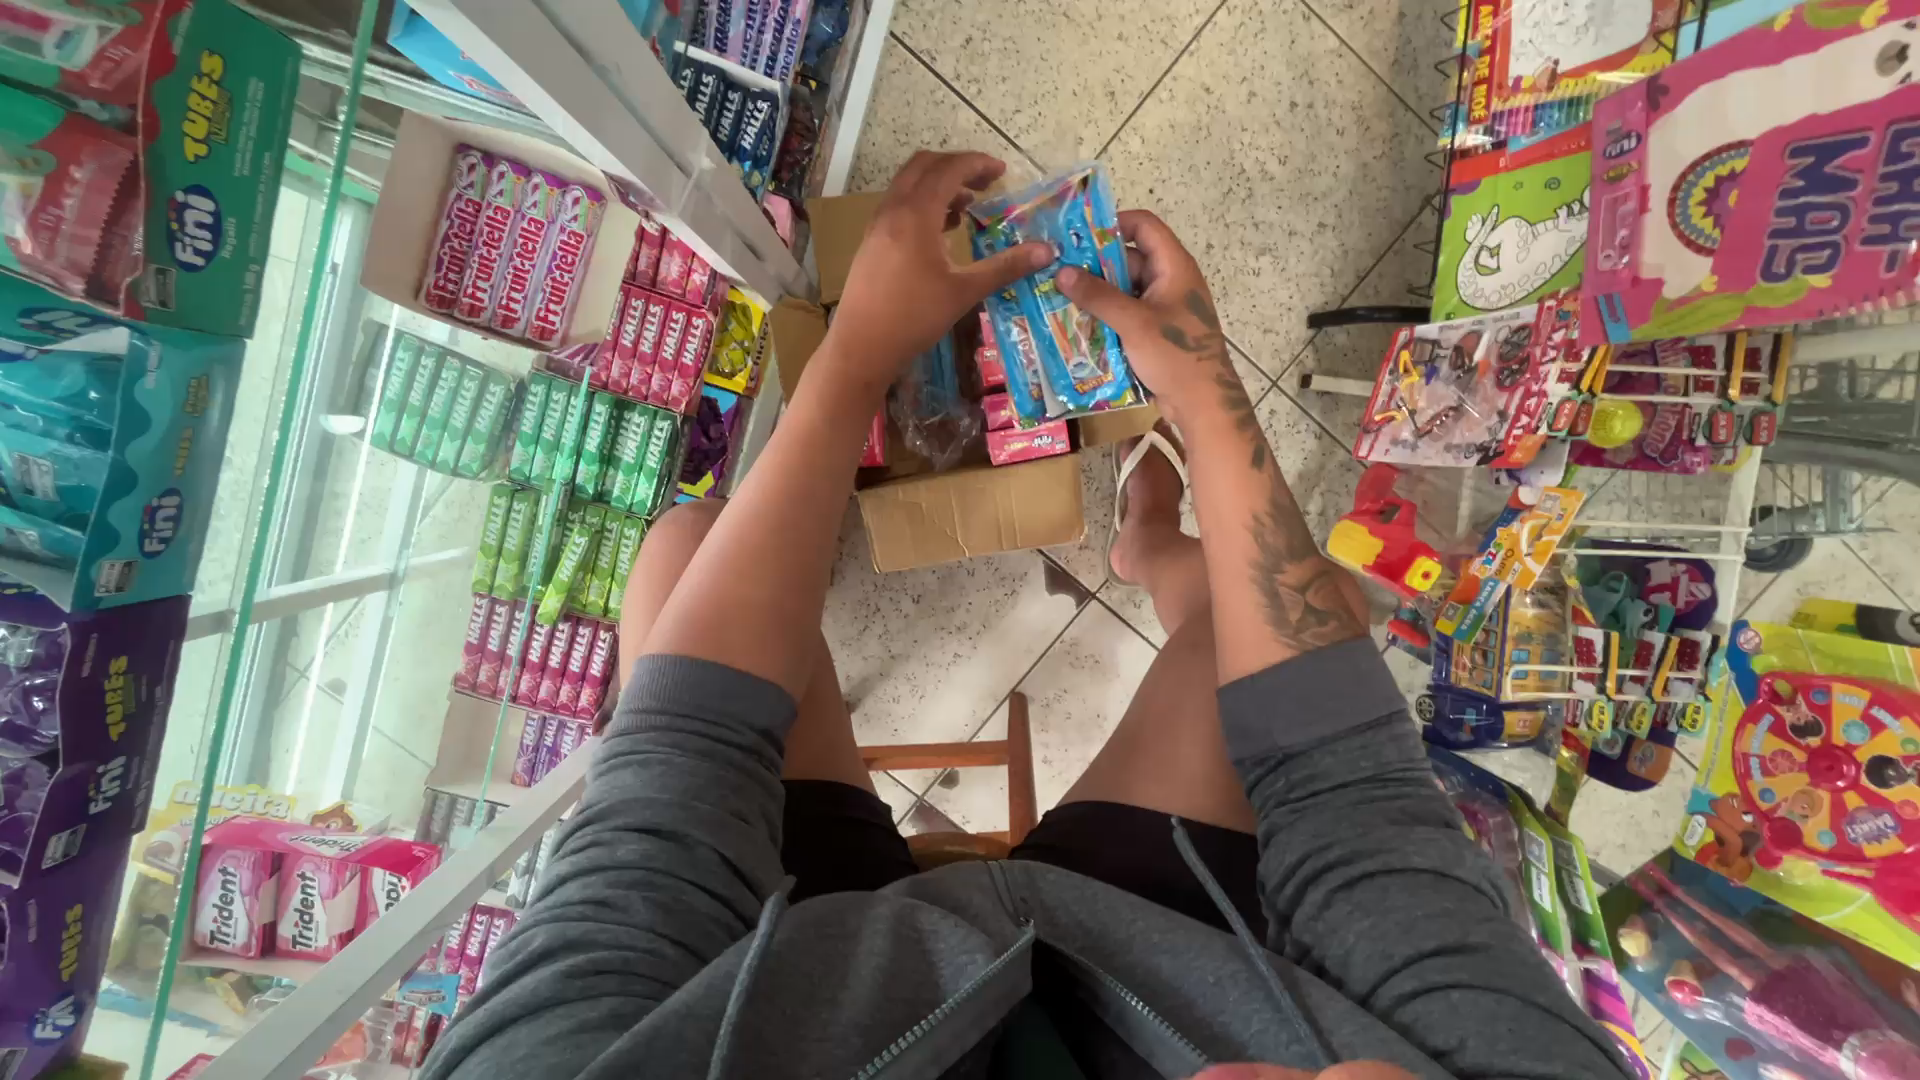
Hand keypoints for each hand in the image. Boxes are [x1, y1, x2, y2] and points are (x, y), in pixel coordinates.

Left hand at [825, 151, 1051, 396]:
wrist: (862, 347)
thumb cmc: (914, 318)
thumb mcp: (964, 292)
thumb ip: (1004, 267)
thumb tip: (1047, 252)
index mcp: (916, 214)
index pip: (949, 169)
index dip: (977, 164)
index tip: (1002, 173)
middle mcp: (893, 210)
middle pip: (924, 166)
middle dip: (956, 167)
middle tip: (985, 184)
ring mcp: (877, 226)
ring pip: (908, 186)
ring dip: (938, 187)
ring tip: (967, 208)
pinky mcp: (871, 244)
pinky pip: (898, 207)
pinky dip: (922, 206)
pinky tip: (939, 234)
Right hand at [1054, 210, 1243, 426]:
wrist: (1202, 402)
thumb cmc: (1174, 355)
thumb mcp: (1133, 322)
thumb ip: (1097, 296)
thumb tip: (1062, 272)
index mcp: (1173, 267)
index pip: (1144, 226)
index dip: (1114, 224)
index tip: (1079, 237)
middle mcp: (1169, 281)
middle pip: (1129, 260)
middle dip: (1095, 266)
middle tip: (1059, 273)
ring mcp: (1163, 308)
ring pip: (1124, 291)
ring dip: (1097, 296)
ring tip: (1061, 299)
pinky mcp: (1155, 333)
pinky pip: (1127, 316)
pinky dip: (1106, 318)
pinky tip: (1079, 326)